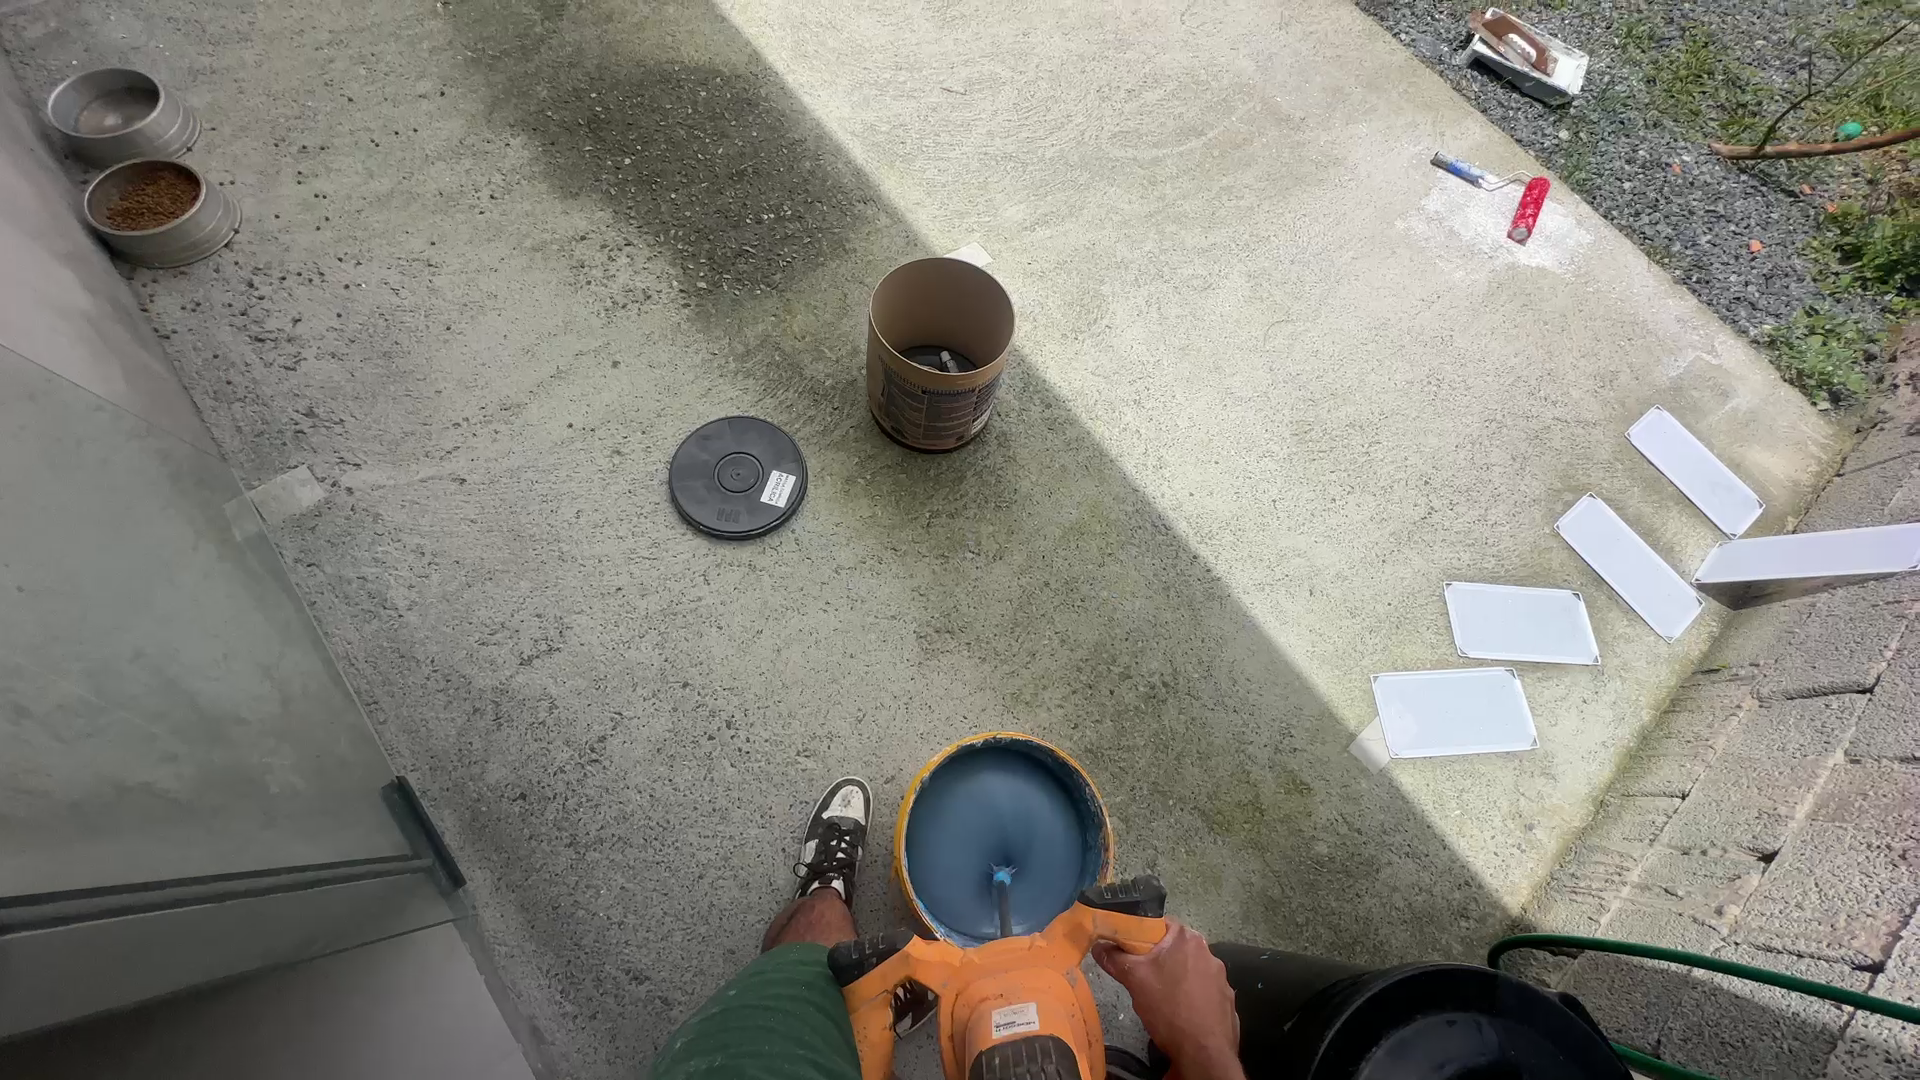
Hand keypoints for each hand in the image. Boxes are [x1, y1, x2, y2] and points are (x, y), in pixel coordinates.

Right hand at [1093, 920, 1242, 1079]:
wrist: (1204, 1056)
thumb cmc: (1168, 1008)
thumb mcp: (1134, 980)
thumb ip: (1114, 959)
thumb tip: (1098, 946)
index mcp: (1188, 939)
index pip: (1161, 925)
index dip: (1144, 935)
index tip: (1133, 950)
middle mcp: (1209, 953)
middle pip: (1176, 948)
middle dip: (1160, 960)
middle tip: (1144, 976)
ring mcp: (1222, 979)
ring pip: (1191, 971)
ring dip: (1177, 979)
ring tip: (1162, 999)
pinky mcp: (1228, 1003)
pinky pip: (1205, 993)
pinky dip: (1193, 999)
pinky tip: (1182, 1015)